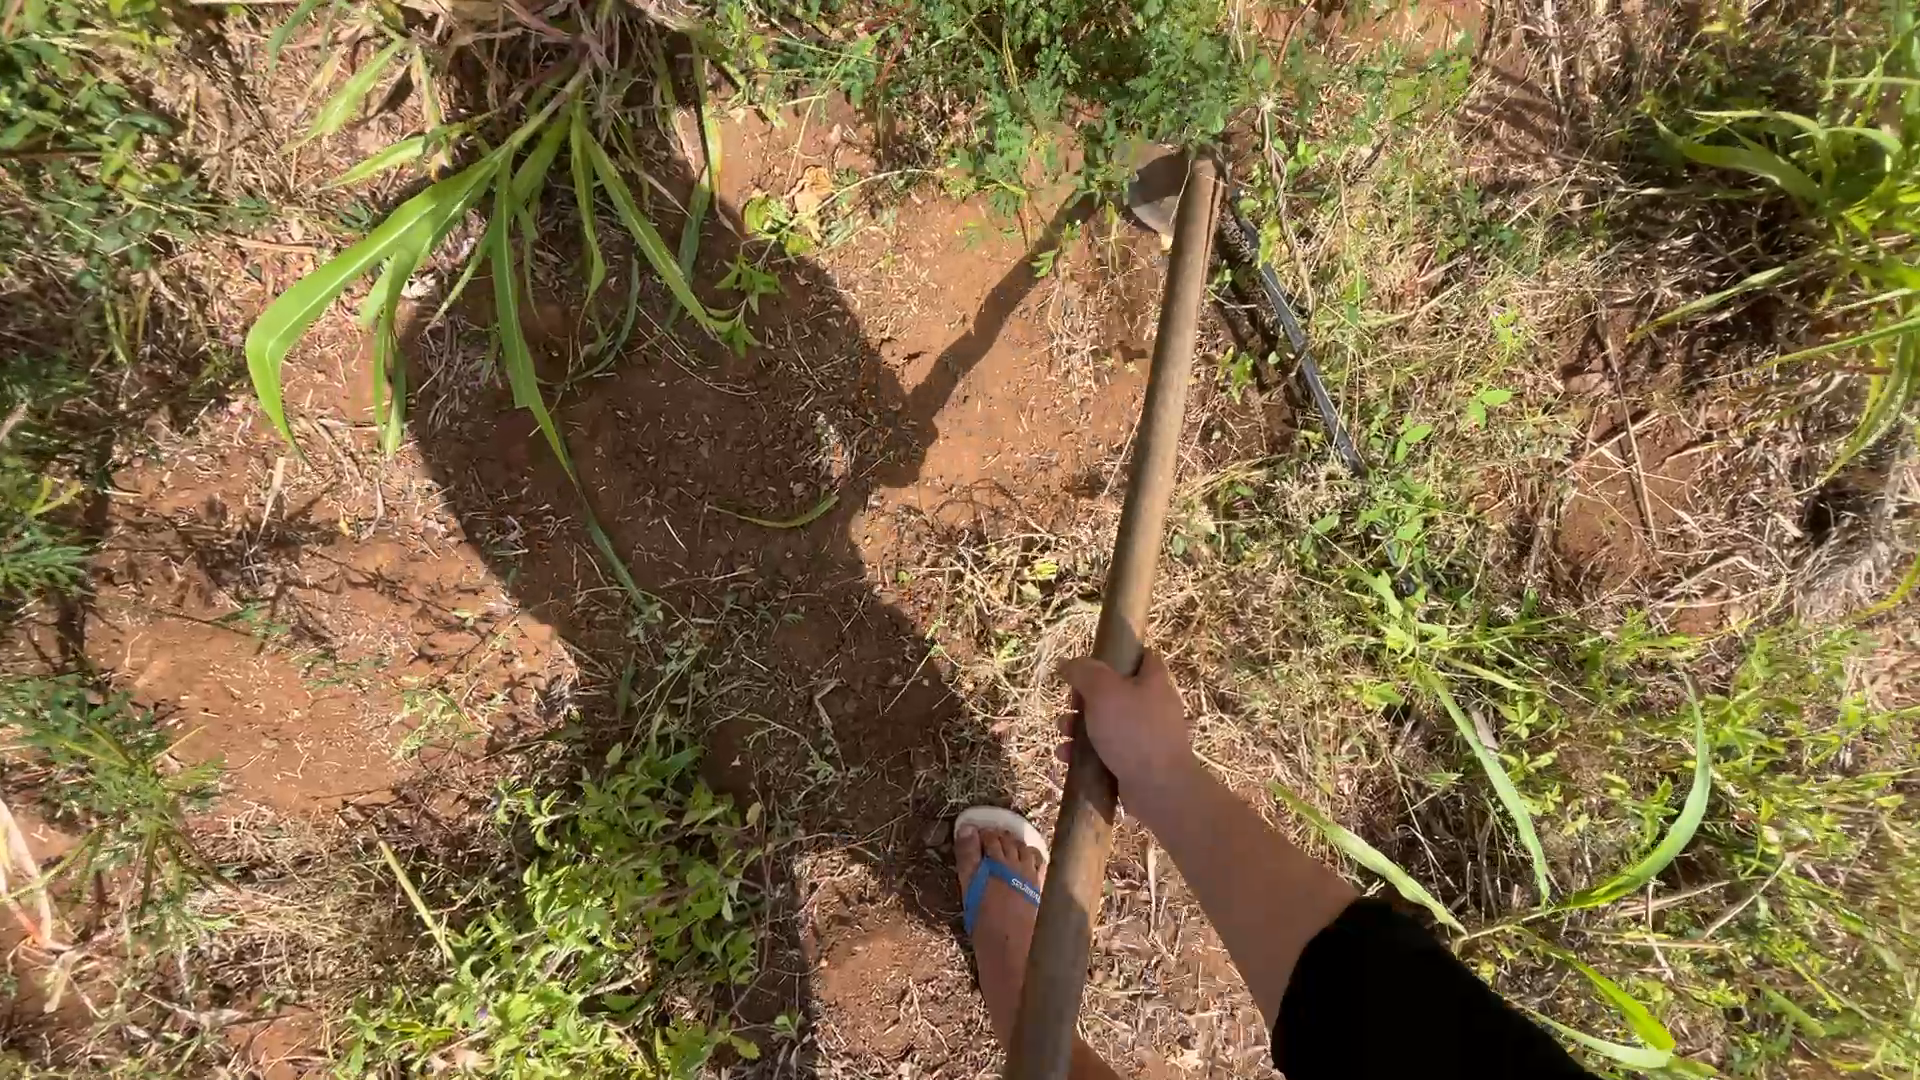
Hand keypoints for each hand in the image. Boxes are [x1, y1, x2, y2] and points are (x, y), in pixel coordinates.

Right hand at [1057, 651, 1195, 802]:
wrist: (1159, 789)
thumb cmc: (1133, 731)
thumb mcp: (1104, 691)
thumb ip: (1084, 672)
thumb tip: (1068, 663)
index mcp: (1153, 681)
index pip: (1142, 656)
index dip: (1118, 654)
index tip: (1092, 661)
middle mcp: (1152, 706)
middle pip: (1114, 692)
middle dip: (1084, 699)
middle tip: (1071, 705)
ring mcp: (1145, 736)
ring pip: (1105, 723)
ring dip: (1078, 727)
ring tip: (1063, 734)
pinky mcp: (1135, 762)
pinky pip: (1105, 751)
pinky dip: (1084, 753)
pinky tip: (1066, 757)